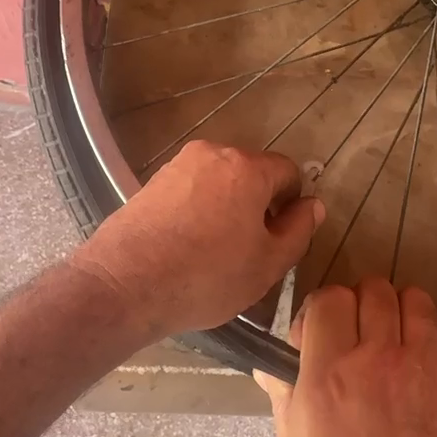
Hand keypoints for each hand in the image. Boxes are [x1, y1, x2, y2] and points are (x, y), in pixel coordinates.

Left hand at [71, 141, 322, 339]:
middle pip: (251, 174)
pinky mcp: (151, 182)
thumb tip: (312, 205)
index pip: (287, 171)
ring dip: (226, 208)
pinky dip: (197, 211)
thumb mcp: (267, 264)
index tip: (278, 238)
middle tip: (248, 250)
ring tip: (213, 252)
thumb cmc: (207, 276)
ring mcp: (178, 165)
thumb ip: (298, 230)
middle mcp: (213, 153)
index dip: (291, 204)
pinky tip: (185, 248)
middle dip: (257, 205)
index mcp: (247, 168)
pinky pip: (190, 191)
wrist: (124, 283)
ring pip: (219, 182)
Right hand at [255, 279, 436, 436]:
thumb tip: (273, 366)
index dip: (321, 311)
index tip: (317, 338)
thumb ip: (285, 401)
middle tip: (354, 337)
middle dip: (360, 304)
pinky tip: (429, 366)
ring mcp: (422, 374)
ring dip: (401, 313)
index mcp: (326, 377)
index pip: (329, 297)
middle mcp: (376, 362)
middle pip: (374, 289)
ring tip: (392, 342)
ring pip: (417, 301)